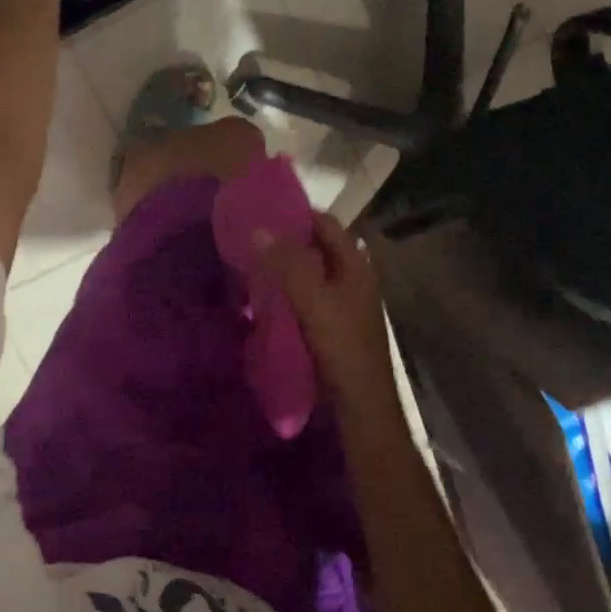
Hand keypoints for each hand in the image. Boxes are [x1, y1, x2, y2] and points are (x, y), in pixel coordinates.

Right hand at [261, 213, 391, 398]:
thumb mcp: (312, 301)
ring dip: (285, 266)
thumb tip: (259, 228)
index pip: (326, 224)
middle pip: (318, 247)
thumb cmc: (341, 346)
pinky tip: (265, 295)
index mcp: (355, 265)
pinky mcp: (334, 323)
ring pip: (311, 272)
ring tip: (252, 262)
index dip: (297, 213)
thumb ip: (288, 264)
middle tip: (250, 236)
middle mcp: (353, 278)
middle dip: (286, 240)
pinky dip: (288, 289)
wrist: (360, 401)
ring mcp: (344, 302)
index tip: (262, 210)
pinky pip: (308, 295)